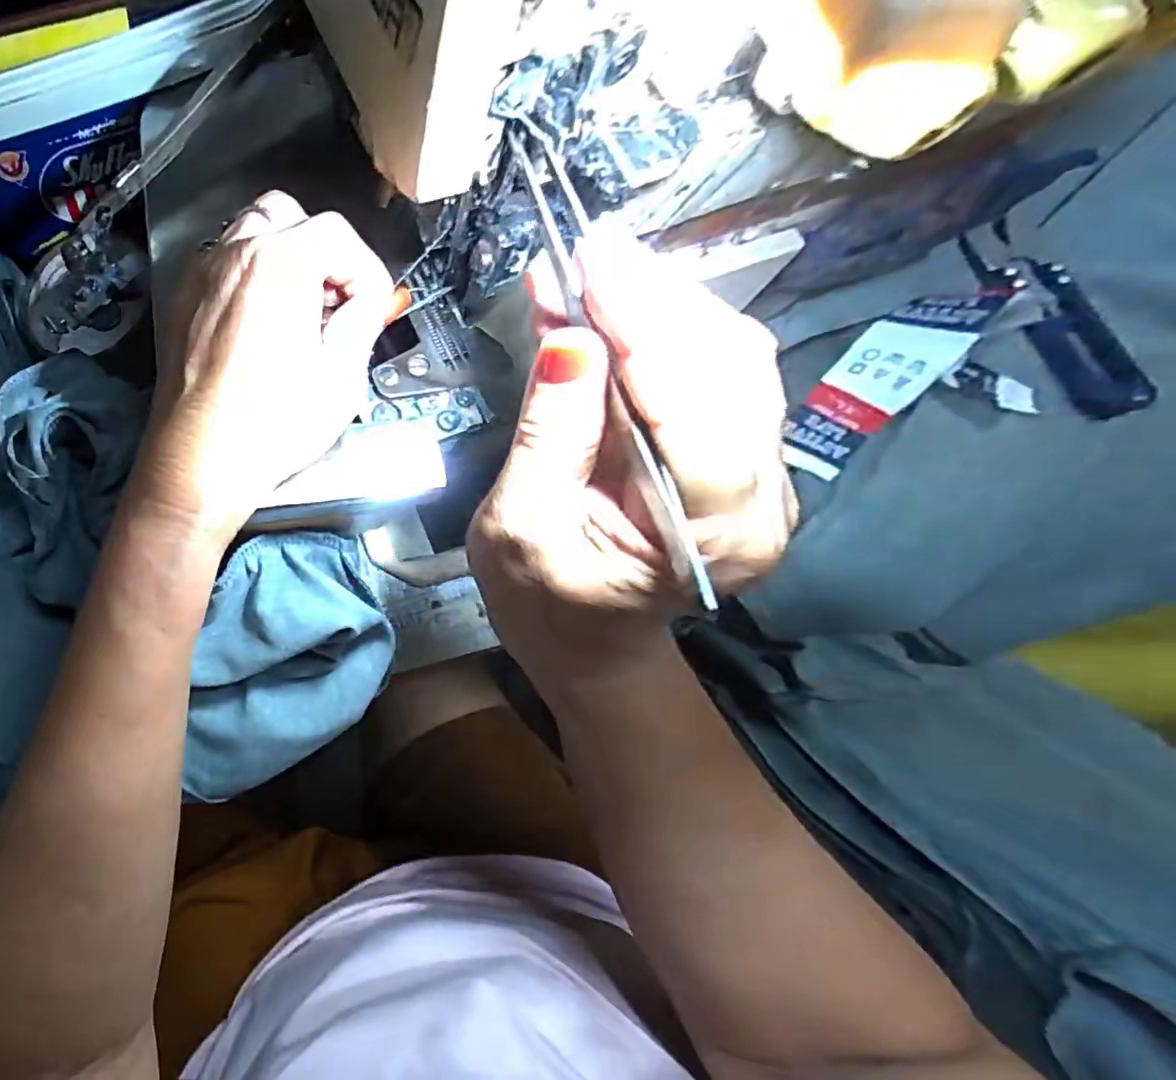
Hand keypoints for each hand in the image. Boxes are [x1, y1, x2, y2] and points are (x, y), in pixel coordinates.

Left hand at [129, 191, 392, 539]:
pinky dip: (247, 280)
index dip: (364, 270)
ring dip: (282, 260)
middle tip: (336, 302)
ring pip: (249, 236)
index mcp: (279, 263)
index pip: (338, 233)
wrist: (199, 463)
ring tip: (298, 311)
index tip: (371, 303)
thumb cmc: (264, 429)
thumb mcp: (340, 377)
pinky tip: (260, 325)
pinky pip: (220, 269)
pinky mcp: (181, 306)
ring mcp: (200, 279)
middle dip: (322, 254)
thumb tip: (367, 303)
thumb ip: (363, 322)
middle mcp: (232, 257)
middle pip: (290, 219)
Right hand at [467, 235, 796, 680]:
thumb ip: (547, 440)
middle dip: (651, 300)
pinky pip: (705, 374)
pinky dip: (655, 332)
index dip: (639, 326)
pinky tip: (607, 309)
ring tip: (588, 272)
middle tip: (586, 250)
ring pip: (724, 358)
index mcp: (711, 534)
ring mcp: (757, 472)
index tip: (591, 261)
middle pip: (723, 367)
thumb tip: (568, 342)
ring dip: (655, 305)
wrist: (586, 643)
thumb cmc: (542, 605)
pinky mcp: (734, 454)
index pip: (688, 405)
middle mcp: (761, 497)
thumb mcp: (519, 530)